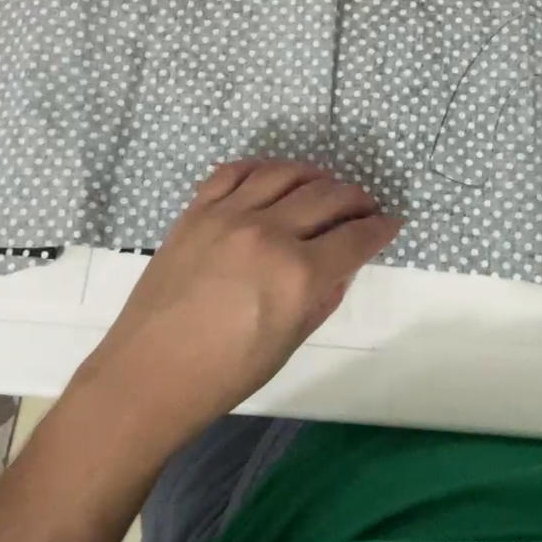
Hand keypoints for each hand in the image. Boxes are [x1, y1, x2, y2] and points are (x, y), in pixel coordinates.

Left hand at [71, 160, 401, 446]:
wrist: (150, 373)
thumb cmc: (226, 373)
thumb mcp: (291, 340)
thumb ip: (324, 295)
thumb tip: (344, 263)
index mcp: (297, 274)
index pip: (355, 237)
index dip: (380, 228)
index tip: (390, 224)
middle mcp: (267, 233)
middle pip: (327, 196)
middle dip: (356, 199)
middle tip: (366, 207)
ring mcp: (227, 216)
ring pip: (284, 174)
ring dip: (316, 175)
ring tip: (326, 185)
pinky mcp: (195, 211)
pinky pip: (234, 171)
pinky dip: (263, 167)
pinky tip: (275, 176)